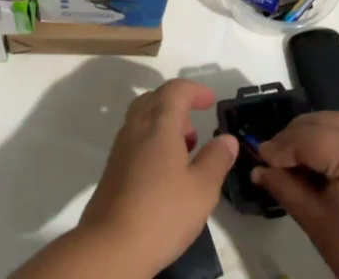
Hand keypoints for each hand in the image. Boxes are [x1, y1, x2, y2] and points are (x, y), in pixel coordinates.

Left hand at [77, 79, 237, 273]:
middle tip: (195, 129)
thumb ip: (216, 159)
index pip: (175, 91)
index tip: (211, 100)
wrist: (111, 246)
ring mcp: (120, 149)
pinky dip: (153, 142)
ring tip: (185, 152)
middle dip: (177, 106)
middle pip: (154, 100)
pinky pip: (135, 140)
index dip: (194, 90)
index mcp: (158, 125)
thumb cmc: (162, 213)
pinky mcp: (113, 169)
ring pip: (142, 120)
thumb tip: (227, 139)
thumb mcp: (202, 189)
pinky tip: (165, 172)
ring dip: (164, 125)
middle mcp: (135, 129)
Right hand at [253, 112, 338, 278]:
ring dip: (317, 132)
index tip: (259, 156)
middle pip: (325, 121)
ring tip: (296, 157)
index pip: (307, 138)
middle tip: (274, 156)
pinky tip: (324, 159)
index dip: (279, 146)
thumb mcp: (317, 223)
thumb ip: (286, 189)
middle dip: (296, 135)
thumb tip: (259, 170)